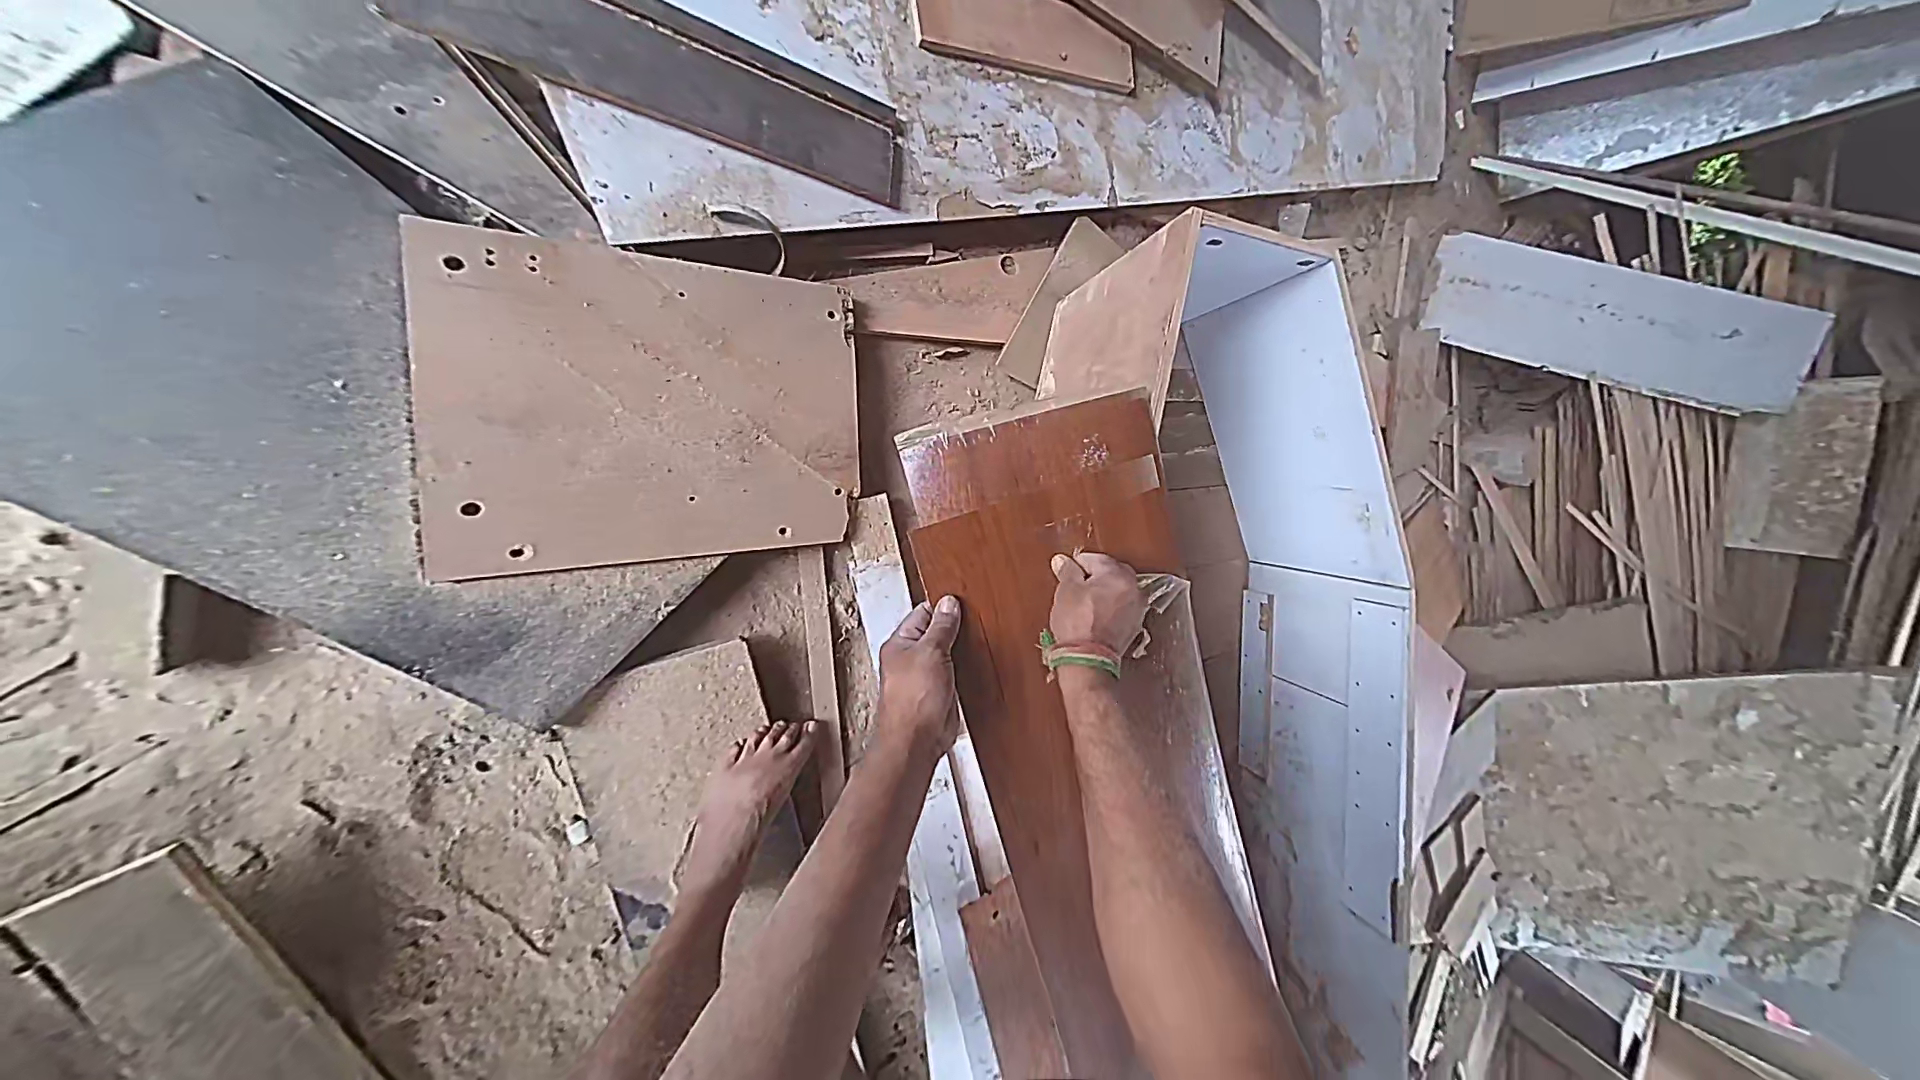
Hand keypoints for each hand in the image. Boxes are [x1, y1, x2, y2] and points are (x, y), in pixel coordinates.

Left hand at [877, 595, 961, 757]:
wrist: (918, 740)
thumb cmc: (913, 701)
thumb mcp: (931, 652)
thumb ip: (942, 627)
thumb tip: (949, 604)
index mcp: (900, 643)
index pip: (922, 613)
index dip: (942, 607)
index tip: (961, 602)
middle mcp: (909, 658)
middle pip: (934, 633)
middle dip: (952, 628)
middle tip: (972, 619)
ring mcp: (924, 676)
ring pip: (945, 653)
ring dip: (959, 649)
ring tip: (975, 638)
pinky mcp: (938, 692)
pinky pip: (953, 672)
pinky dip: (962, 668)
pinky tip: (973, 663)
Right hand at [1049, 552, 1146, 656]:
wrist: (1089, 659)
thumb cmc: (1077, 624)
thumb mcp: (1066, 591)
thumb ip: (1067, 571)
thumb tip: (1063, 561)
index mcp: (1118, 575)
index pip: (1097, 559)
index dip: (1078, 563)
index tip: (1067, 569)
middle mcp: (1133, 589)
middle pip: (1112, 573)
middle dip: (1094, 576)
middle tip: (1075, 583)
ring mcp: (1136, 609)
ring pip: (1118, 591)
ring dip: (1103, 592)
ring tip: (1084, 600)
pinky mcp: (1134, 626)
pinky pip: (1121, 608)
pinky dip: (1110, 607)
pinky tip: (1094, 614)